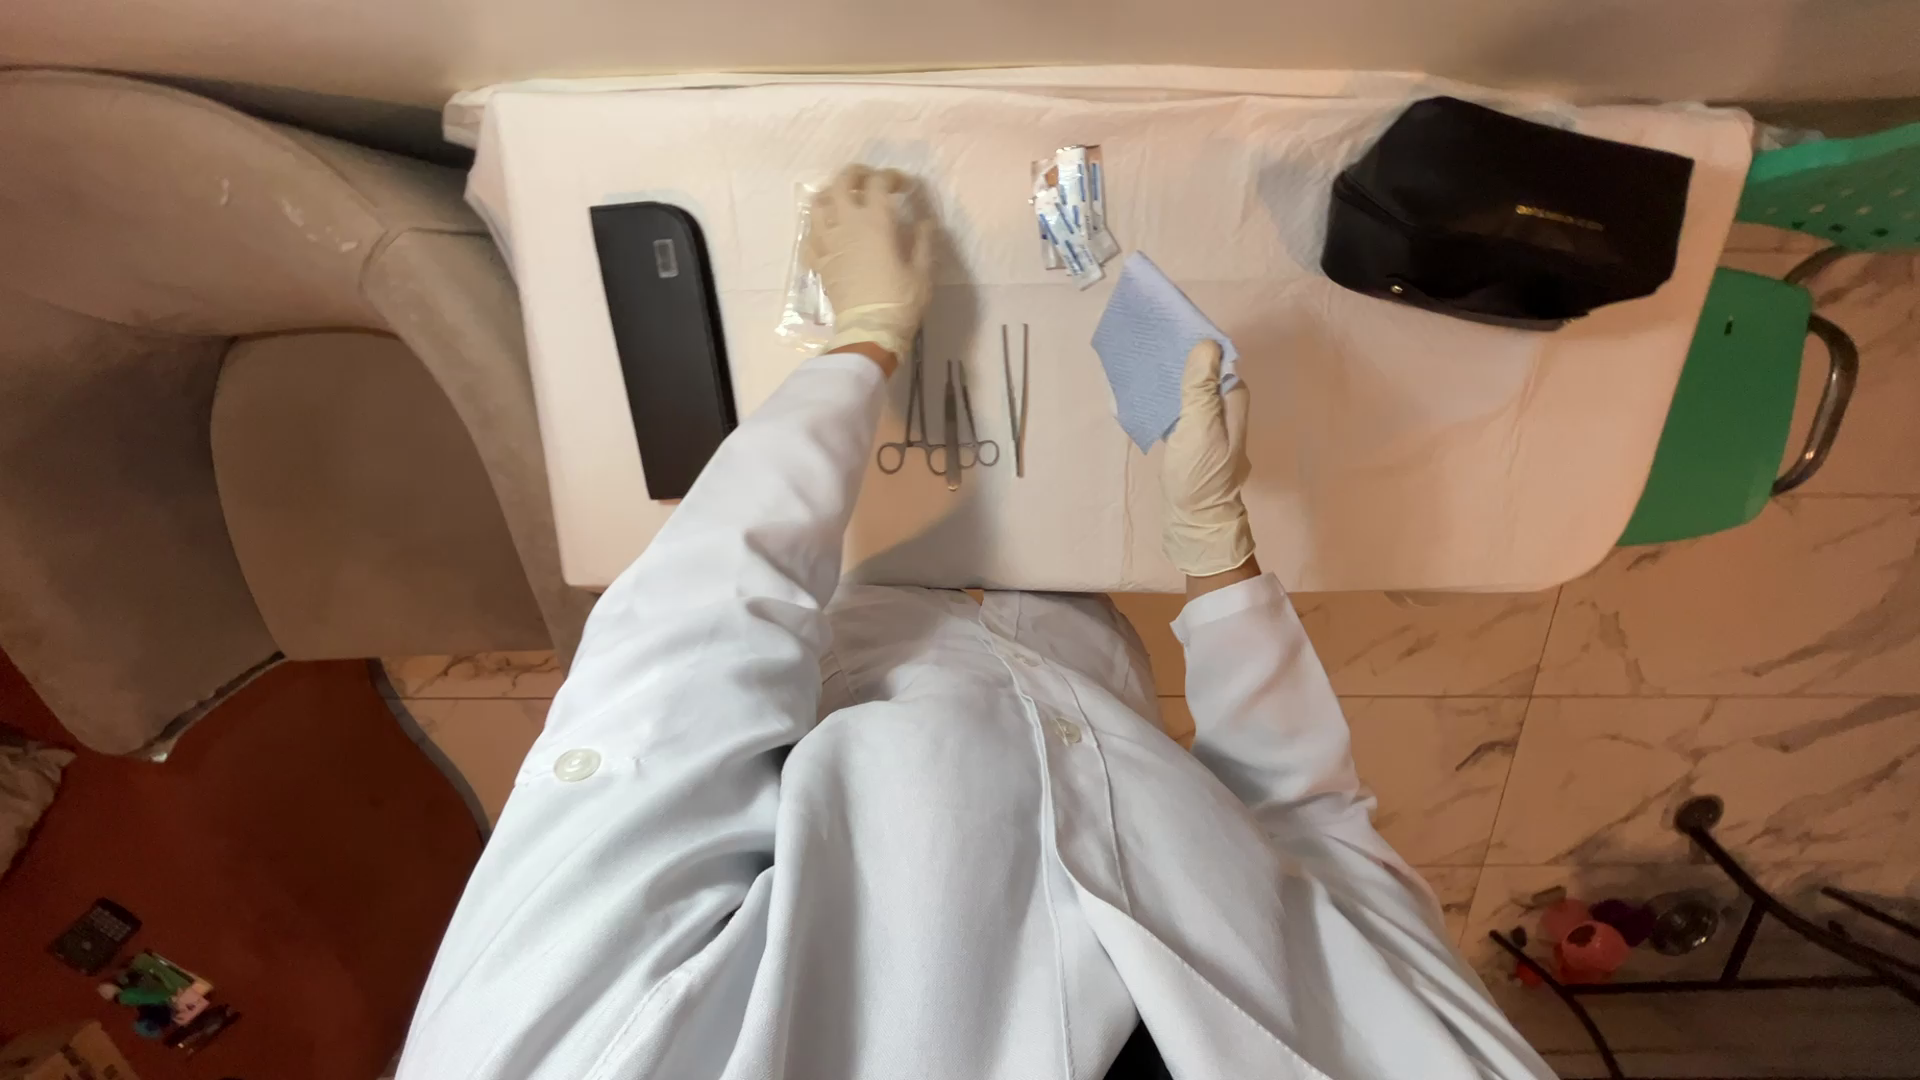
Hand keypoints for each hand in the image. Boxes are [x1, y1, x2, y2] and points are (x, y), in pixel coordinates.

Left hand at [806, 165, 933, 365]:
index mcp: (875, 221)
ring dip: (829, 195)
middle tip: (868, 179)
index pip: (879, 183)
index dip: (892, 177)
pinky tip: (825, 232)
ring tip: (841, 200)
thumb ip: (923, 242)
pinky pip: (809, 237)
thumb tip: (925, 222)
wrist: (870, 331)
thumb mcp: (922, 272)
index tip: (905, 186)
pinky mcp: (819, 262)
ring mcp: (828, 242)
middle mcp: (847, 224)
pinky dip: (816, 229)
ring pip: (818, 204)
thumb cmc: (900, 302)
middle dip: (855, 174)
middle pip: (841, 182)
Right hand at [1163, 340, 1254, 578]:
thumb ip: (1201, 387)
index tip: (1168, 333)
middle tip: (1149, 350)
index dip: (1196, 346)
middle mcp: (1226, 411)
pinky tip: (1147, 399)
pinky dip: (1167, 403)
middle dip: (1180, 361)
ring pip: (1191, 393)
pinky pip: (1181, 411)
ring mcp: (1210, 427)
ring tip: (1143, 370)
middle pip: (1204, 375)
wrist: (1196, 520)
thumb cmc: (1199, 474)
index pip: (1218, 360)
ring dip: (1171, 382)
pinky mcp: (1194, 442)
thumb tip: (1205, 344)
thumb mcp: (1199, 427)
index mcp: (1233, 402)